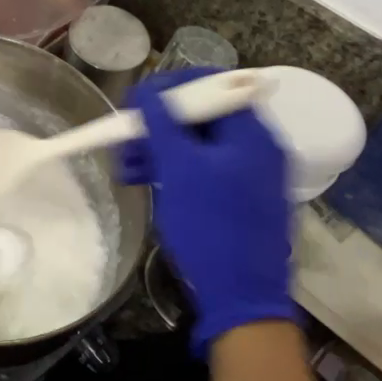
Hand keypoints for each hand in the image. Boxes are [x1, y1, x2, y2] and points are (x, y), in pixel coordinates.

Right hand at [119, 68, 296, 353]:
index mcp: (251, 131)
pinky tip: (145, 181)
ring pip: (197, 144)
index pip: (210, 83)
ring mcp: (250, 174)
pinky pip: (203, 169)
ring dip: (159, 148)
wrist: (242, 296)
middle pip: (201, 114)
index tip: (136, 103)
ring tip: (125, 166)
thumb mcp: (178, 168)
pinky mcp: (240, 198)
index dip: (170, 86)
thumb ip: (161, 121)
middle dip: (158, 124)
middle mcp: (256, 146)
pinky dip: (174, 170)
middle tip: (125, 140)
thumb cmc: (211, 225)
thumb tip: (146, 89)